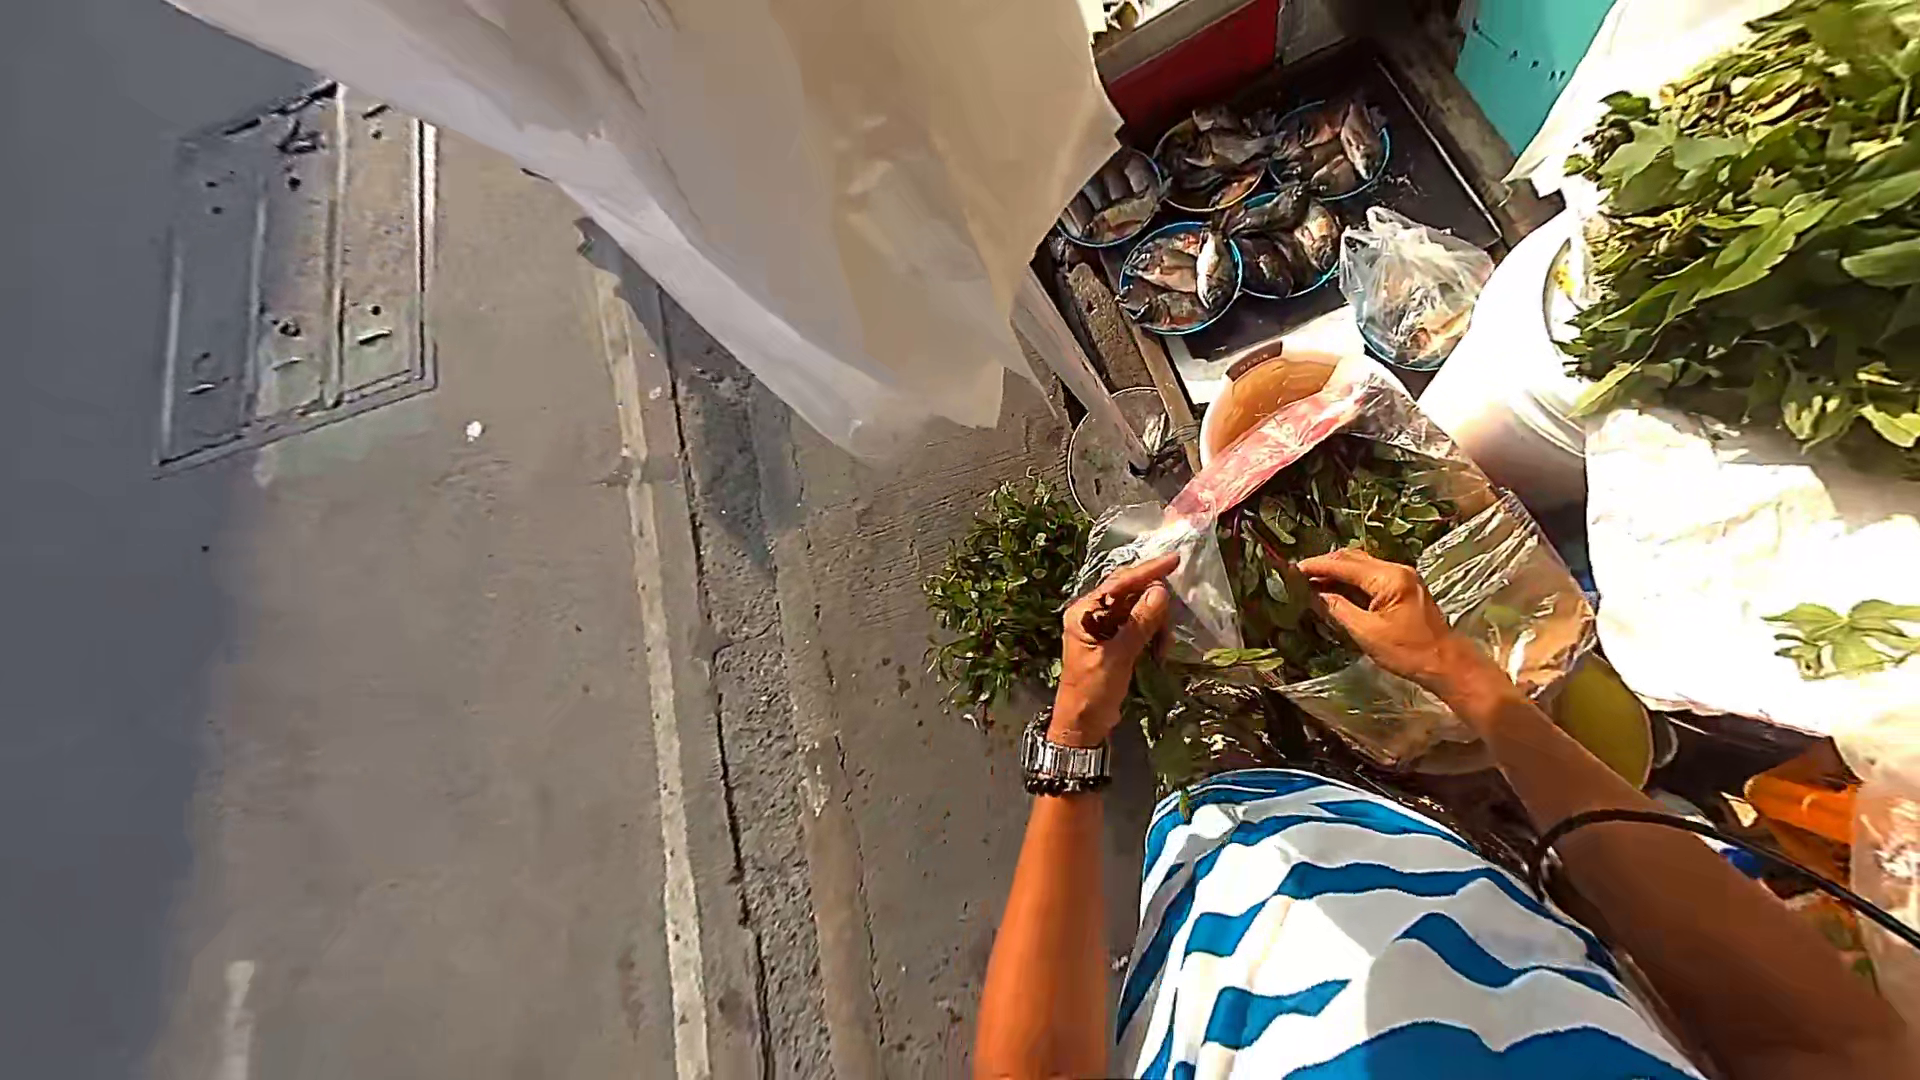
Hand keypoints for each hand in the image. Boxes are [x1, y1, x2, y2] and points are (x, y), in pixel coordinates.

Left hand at [1050, 553, 1178, 747]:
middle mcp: (1091, 614)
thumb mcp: (1116, 657)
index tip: (1173, 560)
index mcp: (1083, 613)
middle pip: (1128, 593)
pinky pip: (1138, 626)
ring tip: (1162, 647)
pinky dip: (1152, 634)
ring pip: (1138, 610)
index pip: (1118, 584)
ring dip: (1155, 624)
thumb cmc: (1091, 691)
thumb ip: (1138, 625)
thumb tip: (1160, 592)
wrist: (1082, 724)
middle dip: (1154, 603)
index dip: (1146, 571)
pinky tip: (1159, 650)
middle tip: (1170, 621)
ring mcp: (1103, 627)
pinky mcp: (1114, 640)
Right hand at [1296, 547, 1499, 697]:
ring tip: (1310, 581)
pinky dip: (1348, 578)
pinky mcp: (1402, 586)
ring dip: (1334, 571)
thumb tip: (1312, 594)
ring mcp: (1402, 576)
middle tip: (1297, 575)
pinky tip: (1332, 588)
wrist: (1447, 664)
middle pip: (1351, 558)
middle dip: (1323, 565)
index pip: (1343, 565)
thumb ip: (1336, 608)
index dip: (1315, 566)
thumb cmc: (1407, 651)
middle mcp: (1396, 570)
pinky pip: (1369, 574)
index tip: (1291, 570)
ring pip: (1359, 563)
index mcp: (1389, 578)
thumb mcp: (1365, 631)